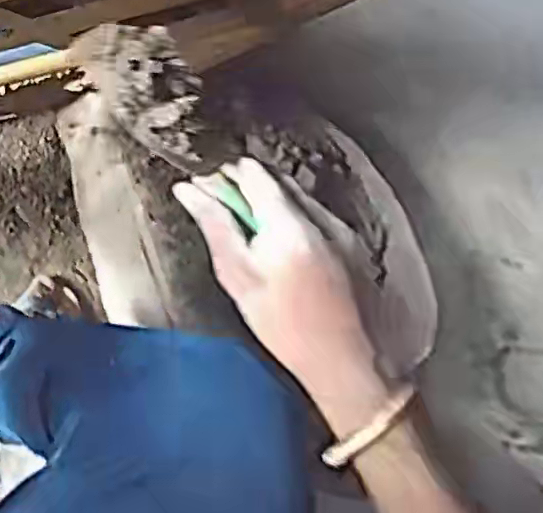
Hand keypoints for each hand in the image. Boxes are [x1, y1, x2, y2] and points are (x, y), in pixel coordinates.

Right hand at [174, 158, 391, 430]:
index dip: (225, 173)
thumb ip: (213, 223)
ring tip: (251, 232)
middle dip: (246, 187)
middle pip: (276, 181)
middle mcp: (323, 222)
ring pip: (296, 197)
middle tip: (222, 209)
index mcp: (290, 226)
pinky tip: (278, 246)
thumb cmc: (286, 326)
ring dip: (269, 202)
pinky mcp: (355, 248)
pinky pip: (314, 215)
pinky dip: (290, 218)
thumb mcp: (236, 274)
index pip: (253, 174)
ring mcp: (344, 234)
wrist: (348, 370)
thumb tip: (187, 189)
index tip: (206, 186)